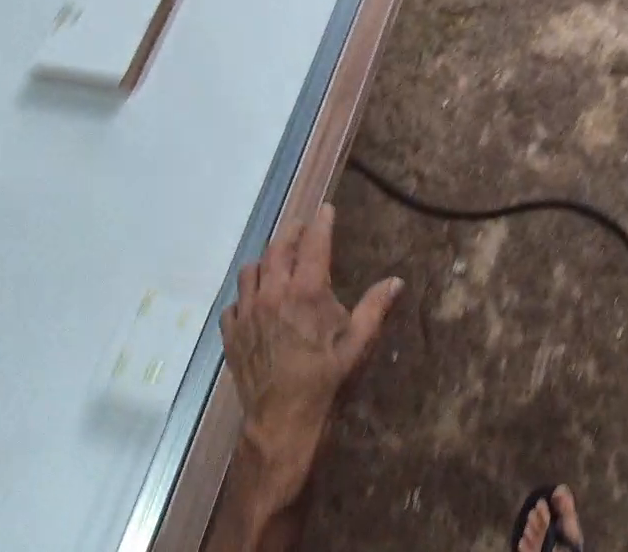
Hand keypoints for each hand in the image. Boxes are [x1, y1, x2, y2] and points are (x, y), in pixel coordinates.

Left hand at [219, 202, 402, 515]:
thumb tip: (396, 282)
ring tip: (277, 262)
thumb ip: (375, 307)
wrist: (282, 418)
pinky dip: (246, 294)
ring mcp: (248, 311)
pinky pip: (234, 301)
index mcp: (306, 291)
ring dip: (266, 261)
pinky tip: (256, 302)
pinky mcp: (231, 331)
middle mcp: (273, 293)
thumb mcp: (357, 343)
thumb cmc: (325, 377)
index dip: (321, 222)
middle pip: (278, 248)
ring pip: (252, 270)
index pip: (313, 243)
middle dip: (291, 233)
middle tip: (302, 228)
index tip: (326, 209)